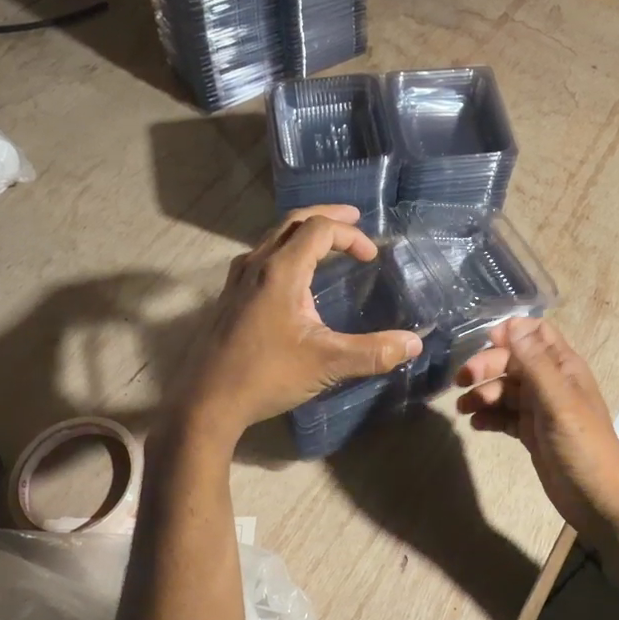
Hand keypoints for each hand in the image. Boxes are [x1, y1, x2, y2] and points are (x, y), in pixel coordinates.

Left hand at [176, 205, 422, 444]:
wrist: (205, 402)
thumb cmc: (266, 376)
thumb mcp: (327, 363)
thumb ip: (373, 352)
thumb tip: (413, 345)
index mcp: (281, 271)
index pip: (319, 228)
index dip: (350, 235)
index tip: (372, 257)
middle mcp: (257, 265)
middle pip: (294, 222)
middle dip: (327, 217)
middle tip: (354, 220)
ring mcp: (238, 280)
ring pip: (273, 238)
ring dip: (303, 232)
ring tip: (327, 244)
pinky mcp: (229, 298)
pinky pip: (261, 257)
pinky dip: (285, 251)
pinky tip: (293, 277)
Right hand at [453, 318, 618, 534]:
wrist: (597, 500)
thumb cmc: (583, 445)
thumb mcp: (558, 401)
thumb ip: (535, 362)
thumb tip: (511, 325)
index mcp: (564, 367)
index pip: (537, 333)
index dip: (512, 332)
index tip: (485, 341)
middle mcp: (551, 383)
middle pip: (512, 361)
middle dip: (487, 366)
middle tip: (461, 381)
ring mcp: (540, 409)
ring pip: (504, 389)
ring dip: (482, 393)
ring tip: (462, 408)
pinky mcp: (530, 433)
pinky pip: (504, 416)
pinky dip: (488, 417)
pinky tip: (475, 426)